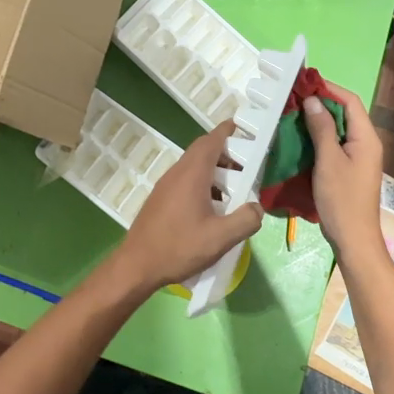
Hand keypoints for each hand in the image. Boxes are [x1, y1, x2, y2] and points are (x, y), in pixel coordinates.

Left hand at [110, 121, 262, 290]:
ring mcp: (166, 185)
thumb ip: (245, 220)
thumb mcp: (220, 238)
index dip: (228, 131)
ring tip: (235, 189)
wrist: (137, 265)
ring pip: (193, 167)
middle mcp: (177, 173)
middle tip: (248, 165)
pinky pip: (185, 181)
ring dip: (215, 170)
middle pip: (202, 151)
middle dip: (226, 152)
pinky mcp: (161, 199)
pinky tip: (213, 208)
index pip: (211, 140)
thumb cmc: (179, 247)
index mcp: (192, 174)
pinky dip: (203, 183)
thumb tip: (256, 207)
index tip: (245, 129)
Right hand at [301, 83, 383, 258]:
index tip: (302, 83)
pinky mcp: (348, 170)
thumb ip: (321, 128)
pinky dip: (317, 138)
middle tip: (291, 98)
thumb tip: (312, 100)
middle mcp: (365, 143)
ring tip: (290, 115)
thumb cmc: (341, 198)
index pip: (349, 101)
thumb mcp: (328, 160)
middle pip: (344, 113)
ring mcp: (357, 157)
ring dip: (316, 121)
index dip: (328, 88)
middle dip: (319, 103)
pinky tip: (298, 139)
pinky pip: (333, 145)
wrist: (353, 239)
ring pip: (337, 129)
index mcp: (366, 137)